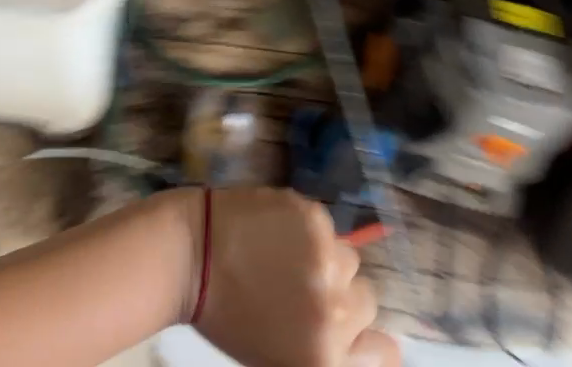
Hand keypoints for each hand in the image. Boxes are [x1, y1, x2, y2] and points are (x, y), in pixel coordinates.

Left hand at [188, 187, 399, 366]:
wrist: (187, 254)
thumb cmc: (226, 313)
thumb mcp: (277, 354)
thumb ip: (329, 351)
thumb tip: (377, 344)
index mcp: (325, 358)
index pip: (384, 350)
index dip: (363, 334)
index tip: (336, 320)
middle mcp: (335, 313)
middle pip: (366, 299)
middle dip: (337, 292)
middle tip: (295, 284)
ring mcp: (326, 262)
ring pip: (348, 257)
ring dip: (324, 256)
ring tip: (281, 254)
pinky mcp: (314, 218)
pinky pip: (327, 224)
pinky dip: (306, 226)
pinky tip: (273, 229)